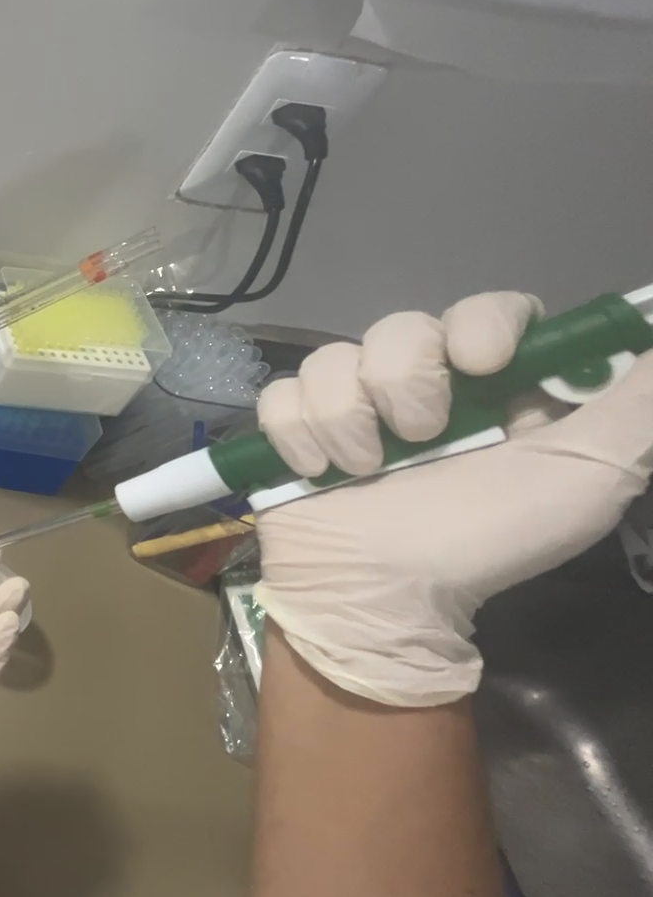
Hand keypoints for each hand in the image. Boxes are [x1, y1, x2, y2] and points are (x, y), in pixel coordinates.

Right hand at [254, 292, 652, 706]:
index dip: (479, 324)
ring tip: (361, 470)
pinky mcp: (288, 425)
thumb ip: (636, 407)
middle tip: (419, 440)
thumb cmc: (482, 537)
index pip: (486, 309)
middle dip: (403, 383)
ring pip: (328, 360)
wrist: (377, 587)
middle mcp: (418, 385)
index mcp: (491, 387)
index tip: (481, 365)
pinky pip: (279, 395)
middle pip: (397, 327)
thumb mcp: (588, 475)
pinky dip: (296, 435)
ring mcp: (345, 403)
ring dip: (344, 418)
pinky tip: (317, 471)